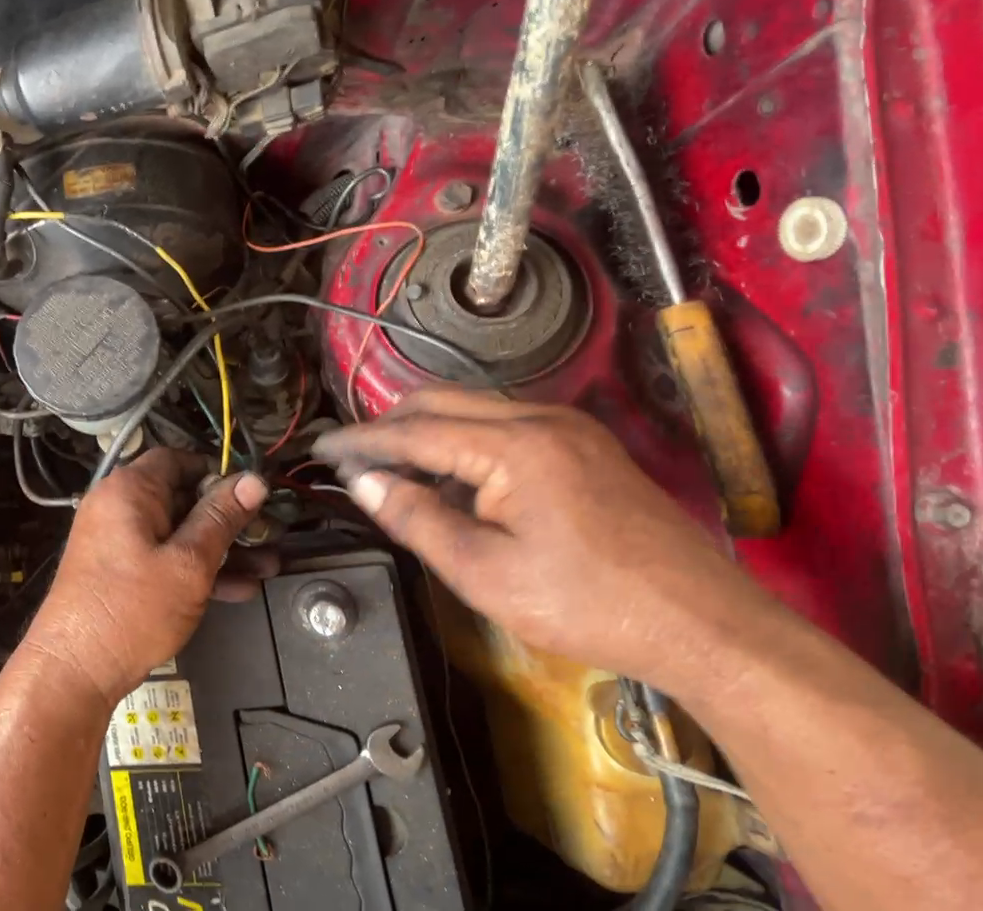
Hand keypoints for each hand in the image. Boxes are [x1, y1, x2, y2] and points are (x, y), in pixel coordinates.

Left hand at [23, 450, 273, 703]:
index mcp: (128, 490)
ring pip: (177, 532)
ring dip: (220, 548)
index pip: (176, 459)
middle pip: (180, 497)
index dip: (216, 471)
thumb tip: (253, 480)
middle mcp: (117, 506)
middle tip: (271, 535)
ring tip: (268, 567)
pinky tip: (238, 590)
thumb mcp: (188, 563)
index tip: (252, 494)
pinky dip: (195, 569)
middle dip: (228, 518)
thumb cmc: (133, 608)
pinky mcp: (118, 571)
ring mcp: (116, 540)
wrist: (75, 668)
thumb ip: (221, 519)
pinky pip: (163, 557)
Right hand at [312, 388, 785, 687]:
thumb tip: (366, 484)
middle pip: (440, 402)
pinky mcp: (586, 446)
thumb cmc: (587, 605)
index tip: (321, 452)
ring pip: (472, 408)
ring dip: (425, 432)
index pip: (413, 431)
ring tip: (393, 472)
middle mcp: (541, 419)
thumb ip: (417, 519)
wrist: (705, 625)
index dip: (361, 442)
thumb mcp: (484, 572)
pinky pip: (504, 424)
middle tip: (351, 460)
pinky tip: (452, 480)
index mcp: (514, 447)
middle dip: (387, 426)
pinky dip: (462, 441)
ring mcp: (569, 428)